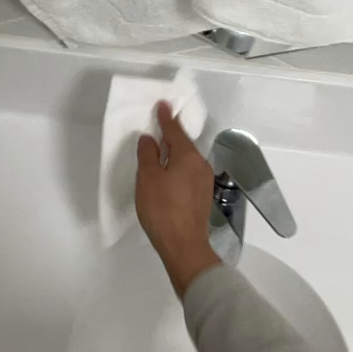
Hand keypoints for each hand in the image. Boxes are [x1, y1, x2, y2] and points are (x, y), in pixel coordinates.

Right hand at [135, 101, 220, 295]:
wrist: (184, 246)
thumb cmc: (162, 209)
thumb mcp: (148, 179)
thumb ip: (148, 155)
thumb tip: (150, 139)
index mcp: (187, 156)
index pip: (175, 131)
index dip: (166, 118)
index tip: (163, 105)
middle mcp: (201, 164)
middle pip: (183, 144)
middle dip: (171, 137)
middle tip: (157, 128)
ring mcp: (204, 181)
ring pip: (187, 160)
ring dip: (174, 154)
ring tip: (160, 152)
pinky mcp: (203, 196)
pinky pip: (189, 172)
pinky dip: (178, 168)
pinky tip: (169, 174)